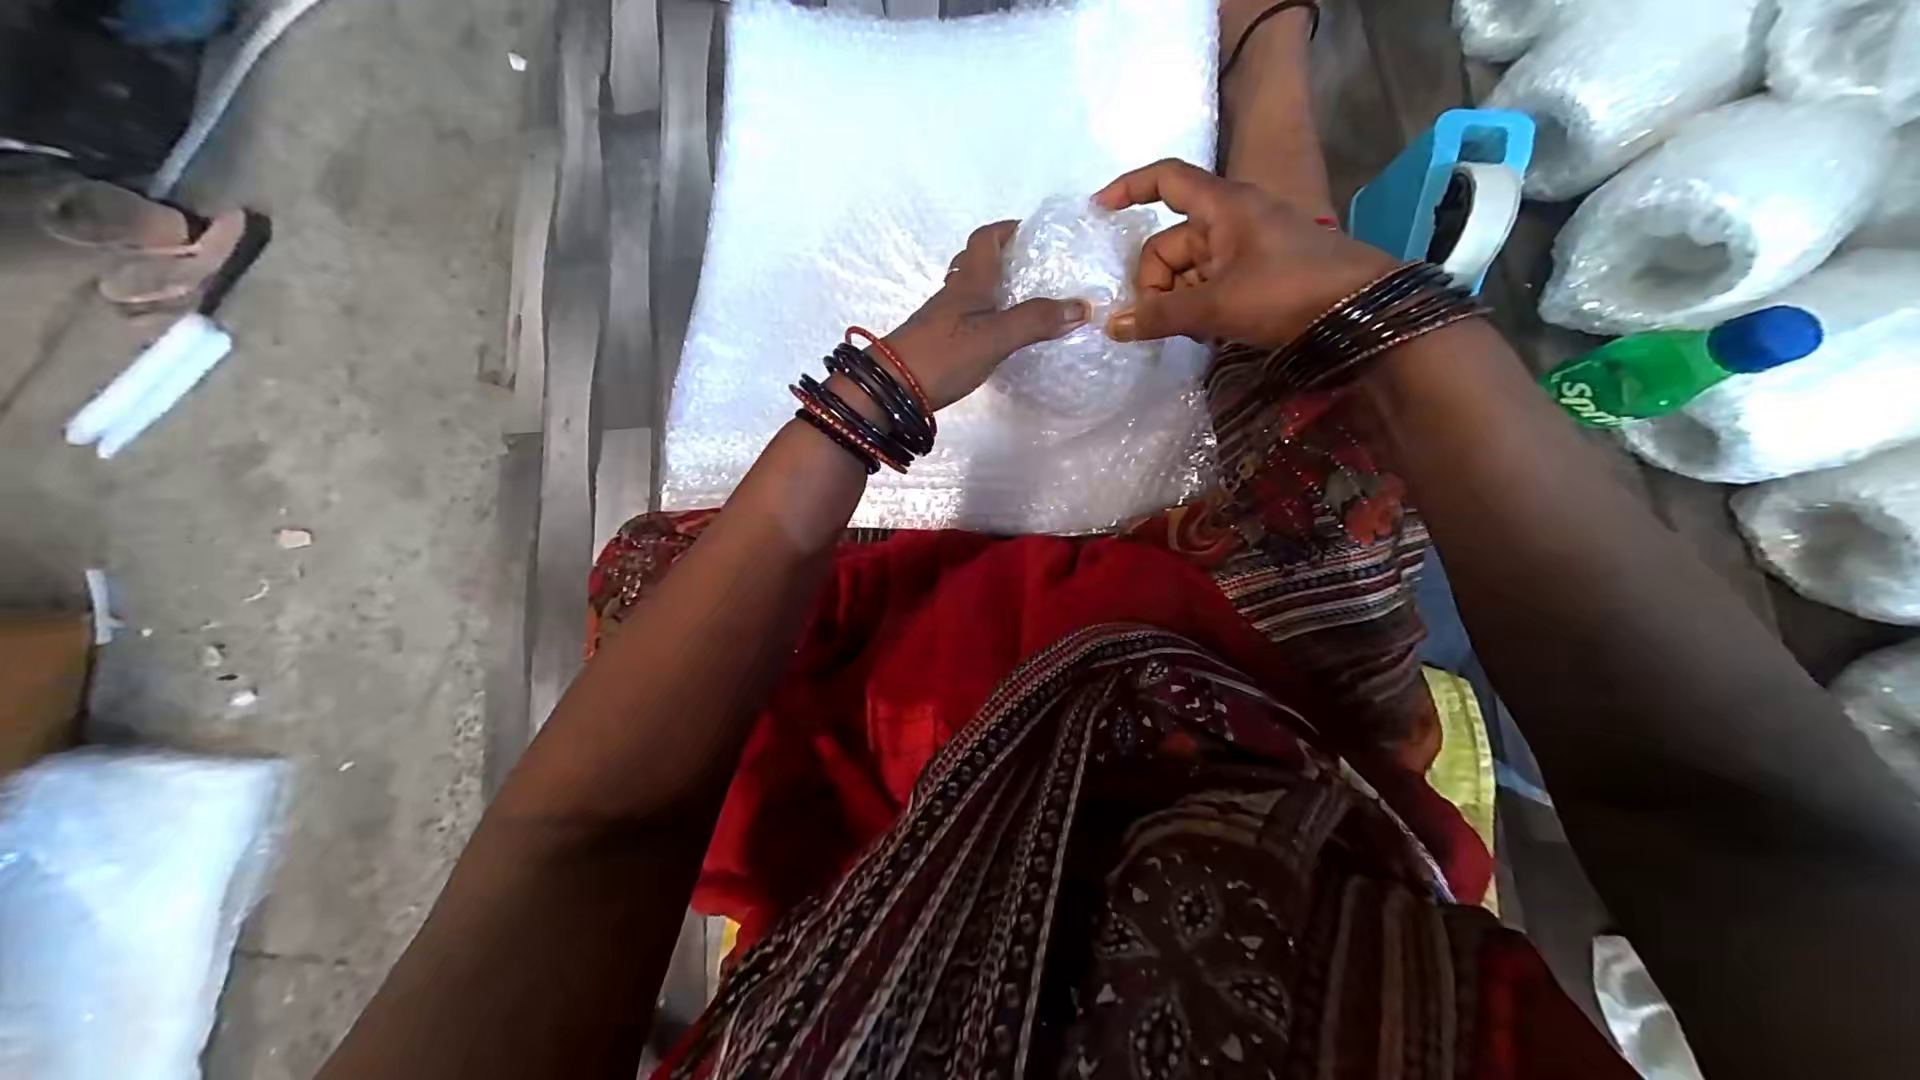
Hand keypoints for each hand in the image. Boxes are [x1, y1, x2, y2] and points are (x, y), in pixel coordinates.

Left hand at [882, 221, 1091, 410]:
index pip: (986, 239)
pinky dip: (987, 315)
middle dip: (1005, 257)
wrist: (892, 389)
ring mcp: (944, 319)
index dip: (1008, 229)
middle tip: (1036, 268)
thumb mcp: (995, 337)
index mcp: (969, 282)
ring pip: (972, 290)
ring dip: (996, 287)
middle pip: (978, 262)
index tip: (1034, 233)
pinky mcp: (939, 342)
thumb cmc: (942, 355)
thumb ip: (1035, 320)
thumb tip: (1081, 306)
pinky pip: (968, 317)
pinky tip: (1000, 333)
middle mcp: (954, 294)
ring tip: (1026, 300)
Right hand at [1092, 158, 1396, 348]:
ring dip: (1178, 303)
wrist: (1359, 311)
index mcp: (1222, 207)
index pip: (1166, 181)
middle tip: (1160, 321)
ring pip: (1186, 272)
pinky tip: (1207, 333)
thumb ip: (1160, 316)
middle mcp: (1229, 221)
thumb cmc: (1288, 291)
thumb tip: (1111, 325)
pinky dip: (1198, 308)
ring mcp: (1243, 249)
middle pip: (1168, 245)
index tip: (1098, 209)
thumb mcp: (1217, 305)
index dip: (1129, 189)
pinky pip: (1207, 285)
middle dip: (1156, 284)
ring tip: (1193, 331)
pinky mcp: (1254, 274)